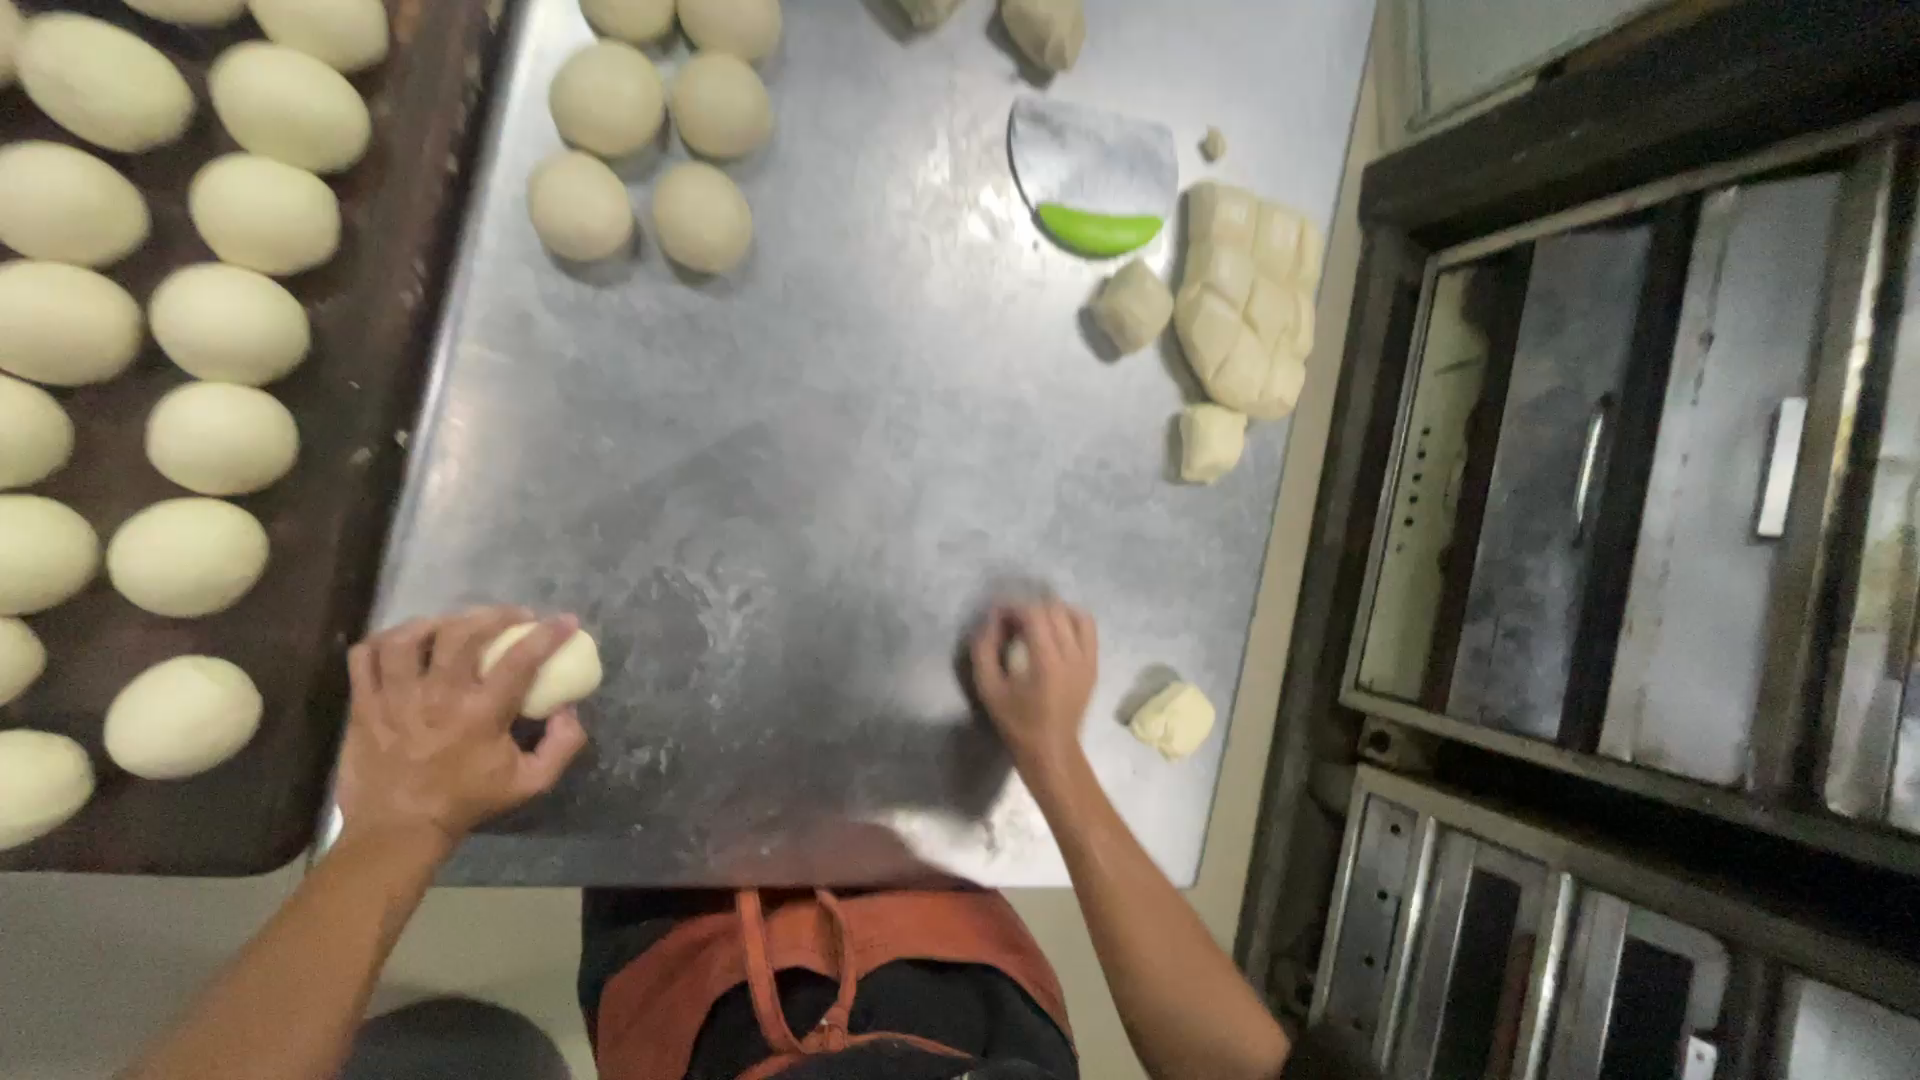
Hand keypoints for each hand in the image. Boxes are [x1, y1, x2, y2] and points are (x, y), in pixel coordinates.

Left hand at [334, 606, 590, 853]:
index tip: (566, 620)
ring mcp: (395, 698)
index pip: (521, 660)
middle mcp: (438, 697)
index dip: (549, 634)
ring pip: (410, 637)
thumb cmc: (468, 802)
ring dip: (439, 622)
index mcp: (482, 715)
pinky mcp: (364, 706)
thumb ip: (562, 744)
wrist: (398, 831)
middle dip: (496, 616)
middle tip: (513, 617)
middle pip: (463, 634)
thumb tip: (569, 709)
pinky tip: (408, 643)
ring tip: (457, 625)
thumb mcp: (531, 782)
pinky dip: (386, 640)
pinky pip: (366, 657)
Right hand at [970, 600, 1097, 770]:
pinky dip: (1070, 619)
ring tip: (1034, 623)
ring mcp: (1087, 659)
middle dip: (1029, 608)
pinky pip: (1087, 627)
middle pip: (1053, 609)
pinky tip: (1054, 630)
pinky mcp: (1093, 663)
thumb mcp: (988, 688)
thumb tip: (991, 619)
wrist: (1051, 749)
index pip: (1034, 613)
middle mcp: (1072, 655)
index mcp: (1046, 662)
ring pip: (1073, 613)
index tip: (998, 616)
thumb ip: (984, 649)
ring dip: (1050, 611)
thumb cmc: (1016, 722)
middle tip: (1012, 622)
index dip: (1013, 607)